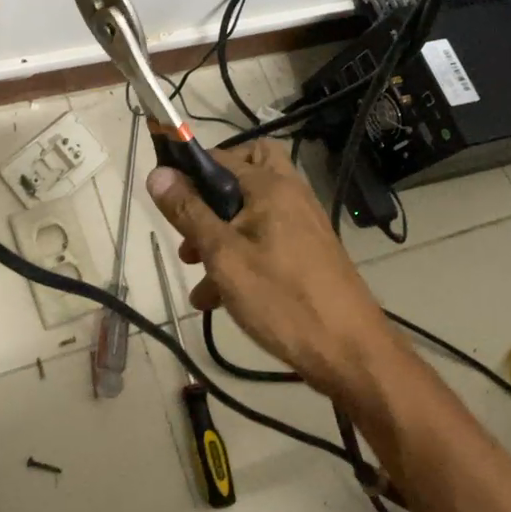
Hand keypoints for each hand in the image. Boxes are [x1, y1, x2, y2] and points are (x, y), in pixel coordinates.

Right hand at [149, 143, 387, 397]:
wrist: (352, 356)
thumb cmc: (283, 301)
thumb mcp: (224, 257)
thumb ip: (189, 213)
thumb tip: (158, 173)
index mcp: (271, 187)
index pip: (220, 155)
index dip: (188, 169)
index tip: (164, 196)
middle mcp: (290, 195)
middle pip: (246, 171)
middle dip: (212, 193)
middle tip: (190, 218)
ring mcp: (302, 225)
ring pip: (251, 210)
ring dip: (219, 231)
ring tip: (192, 266)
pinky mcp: (307, 253)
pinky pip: (264, 238)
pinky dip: (240, 254)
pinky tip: (217, 295)